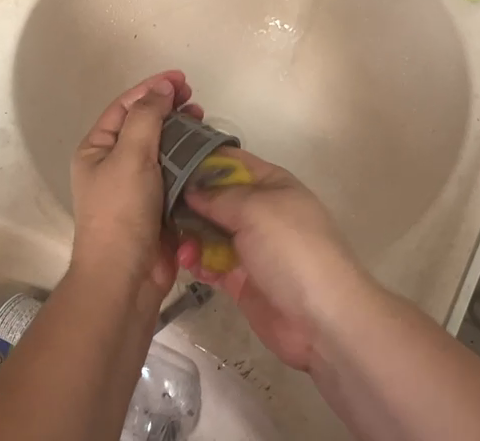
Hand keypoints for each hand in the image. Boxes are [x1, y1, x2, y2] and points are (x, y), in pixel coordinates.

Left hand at [69, 70, 200, 307]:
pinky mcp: (157, 207)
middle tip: (197, 101)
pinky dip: (189, 161)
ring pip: (162, 149)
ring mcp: (136, 187)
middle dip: (169, 109)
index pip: (125, 106)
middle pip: (144, 124)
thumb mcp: (130, 156)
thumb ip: (147, 117)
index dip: (152, 88)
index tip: (182, 79)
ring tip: (204, 123)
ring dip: (182, 133)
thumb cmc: (121, 212)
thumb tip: (162, 89)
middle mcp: (113, 164)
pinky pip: (174, 174)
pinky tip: (206, 154)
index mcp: (97, 149)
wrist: (124, 278)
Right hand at [177, 149, 372, 371]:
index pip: (229, 161)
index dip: (199, 159)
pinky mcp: (241, 279)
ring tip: (182, 248)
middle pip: (215, 198)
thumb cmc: (291, 249)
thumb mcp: (255, 209)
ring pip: (209, 231)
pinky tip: (188, 265)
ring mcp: (250, 246)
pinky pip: (211, 262)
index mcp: (270, 183)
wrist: (321, 319)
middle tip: (158, 209)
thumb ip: (218, 196)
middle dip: (187, 202)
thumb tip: (190, 190)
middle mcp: (259, 210)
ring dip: (190, 236)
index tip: (163, 161)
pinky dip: (198, 262)